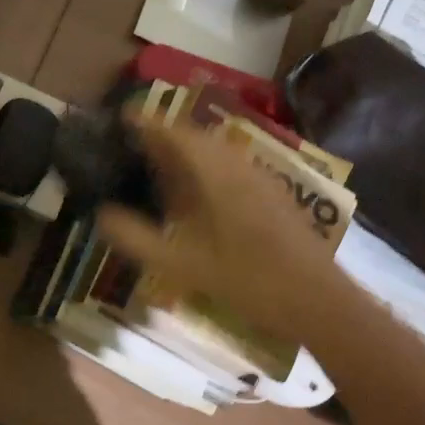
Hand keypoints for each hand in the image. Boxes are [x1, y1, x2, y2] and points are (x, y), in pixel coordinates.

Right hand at [96, 119, 361, 344]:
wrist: (322, 305)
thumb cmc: (249, 281)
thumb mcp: (181, 265)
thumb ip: (136, 238)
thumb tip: (102, 214)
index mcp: (215, 172)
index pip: (174, 131)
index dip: (145, 122)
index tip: (118, 119)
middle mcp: (239, 165)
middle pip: (195, 137)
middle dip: (162, 137)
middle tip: (131, 147)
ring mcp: (262, 179)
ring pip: (215, 153)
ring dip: (185, 154)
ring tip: (156, 170)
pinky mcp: (275, 196)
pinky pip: (230, 168)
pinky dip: (205, 170)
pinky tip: (195, 199)